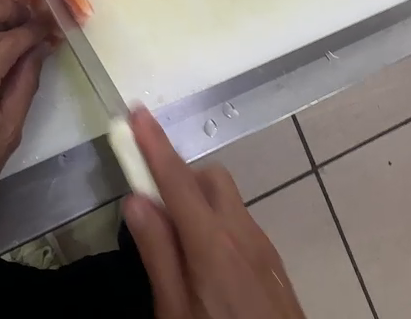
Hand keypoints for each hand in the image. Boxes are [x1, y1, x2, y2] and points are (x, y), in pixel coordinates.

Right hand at [123, 109, 307, 318]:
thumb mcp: (174, 313)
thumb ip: (158, 254)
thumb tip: (137, 199)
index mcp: (212, 242)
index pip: (177, 178)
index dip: (154, 142)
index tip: (137, 112)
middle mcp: (243, 232)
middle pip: (210, 179)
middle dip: (180, 178)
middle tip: (154, 208)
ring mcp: (263, 247)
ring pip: (228, 201)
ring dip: (199, 203)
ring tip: (177, 246)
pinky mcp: (274, 264)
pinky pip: (241, 225)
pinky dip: (218, 225)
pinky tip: (207, 266)